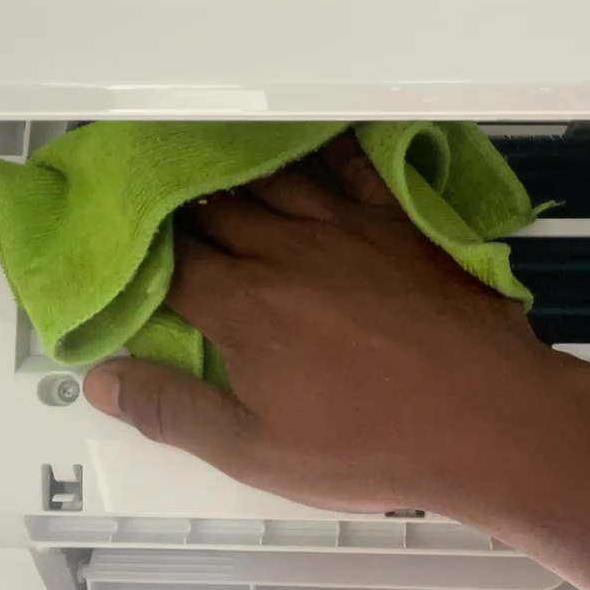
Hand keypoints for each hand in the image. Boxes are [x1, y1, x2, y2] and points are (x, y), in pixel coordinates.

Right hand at [83, 135, 575, 514]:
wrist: (485, 419)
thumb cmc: (373, 443)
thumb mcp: (259, 451)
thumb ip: (175, 411)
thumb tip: (104, 379)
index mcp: (244, 306)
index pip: (169, 264)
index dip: (136, 255)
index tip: (119, 252)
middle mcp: (287, 251)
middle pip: (212, 210)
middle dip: (175, 207)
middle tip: (151, 198)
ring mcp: (346, 228)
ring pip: (271, 178)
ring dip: (232, 169)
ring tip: (205, 160)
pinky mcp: (398, 223)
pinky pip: (351, 167)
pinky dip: (322, 148)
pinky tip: (306, 138)